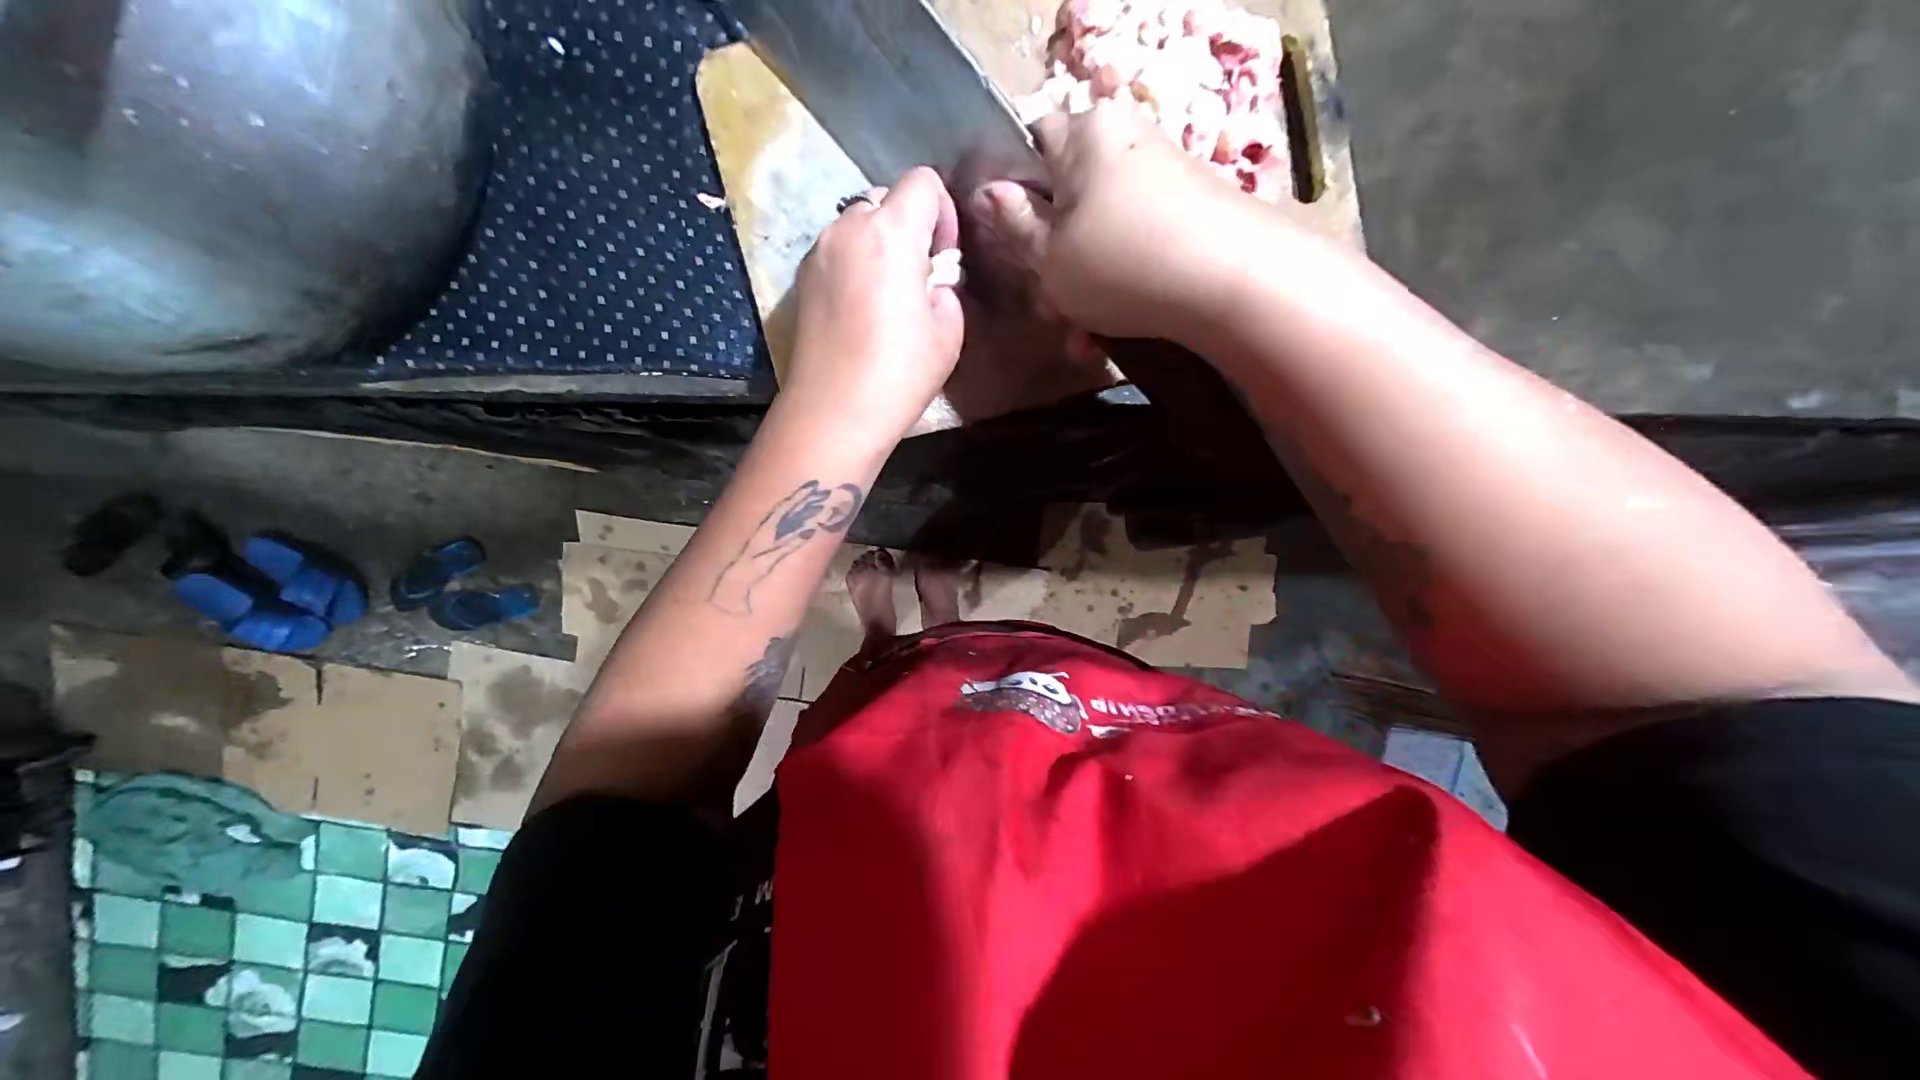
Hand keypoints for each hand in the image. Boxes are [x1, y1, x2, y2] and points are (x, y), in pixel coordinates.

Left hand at [785, 167, 964, 438]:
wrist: (832, 412)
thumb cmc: (899, 373)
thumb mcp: (948, 332)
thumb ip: (945, 290)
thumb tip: (931, 284)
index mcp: (891, 231)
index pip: (923, 181)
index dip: (943, 213)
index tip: (944, 257)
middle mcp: (847, 226)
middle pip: (886, 199)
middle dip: (909, 227)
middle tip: (918, 278)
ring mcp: (818, 251)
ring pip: (857, 224)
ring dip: (879, 246)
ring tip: (888, 297)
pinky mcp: (801, 279)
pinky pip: (837, 252)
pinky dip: (855, 265)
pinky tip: (861, 310)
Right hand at [970, 100, 1289, 346]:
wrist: (1232, 285)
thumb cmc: (1120, 264)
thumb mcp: (1049, 256)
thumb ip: (1014, 226)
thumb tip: (989, 192)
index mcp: (1087, 134)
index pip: (1031, 144)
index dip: (1012, 194)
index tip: (1011, 244)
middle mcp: (1127, 144)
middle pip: (1066, 201)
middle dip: (1051, 261)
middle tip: (1048, 307)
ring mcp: (1162, 181)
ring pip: (1098, 236)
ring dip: (1081, 291)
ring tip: (1079, 338)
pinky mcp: (1189, 218)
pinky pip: (1134, 249)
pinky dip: (1117, 289)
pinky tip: (1106, 338)